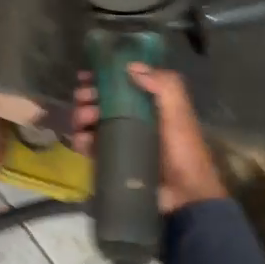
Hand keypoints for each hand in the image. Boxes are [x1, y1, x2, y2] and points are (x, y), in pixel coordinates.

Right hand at [73, 63, 226, 213]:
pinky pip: (88, 145)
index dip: (102, 77)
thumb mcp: (180, 113)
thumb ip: (163, 86)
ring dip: (81, 115)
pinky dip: (80, 139)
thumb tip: (130, 66)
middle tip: (85, 99)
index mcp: (148, 104)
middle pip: (100, 100)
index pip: (120, 84)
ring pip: (90, 121)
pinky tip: (82, 140)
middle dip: (88, 96)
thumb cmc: (183, 151)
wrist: (184, 197)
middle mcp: (131, 119)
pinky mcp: (110, 160)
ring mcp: (119, 140)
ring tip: (85, 119)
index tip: (87, 75)